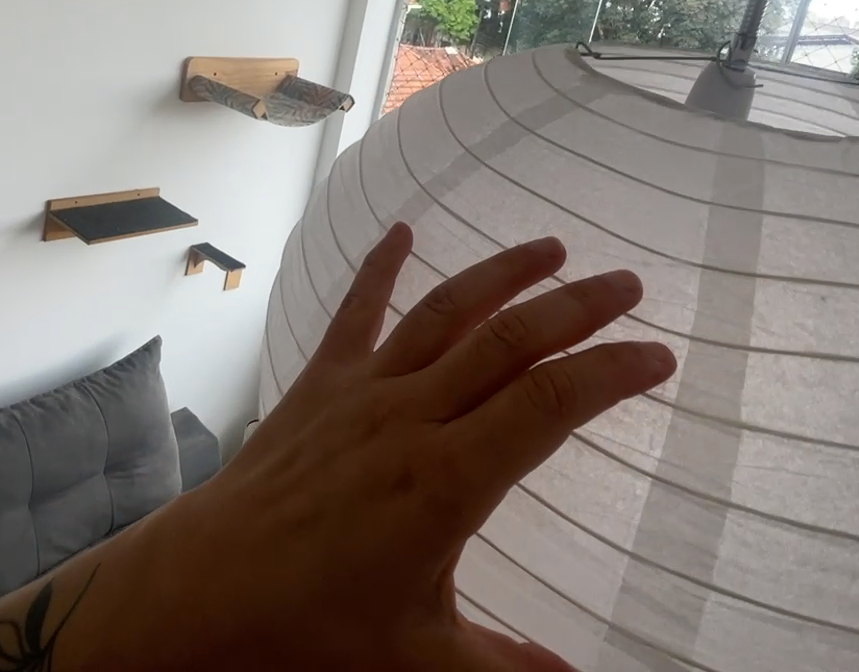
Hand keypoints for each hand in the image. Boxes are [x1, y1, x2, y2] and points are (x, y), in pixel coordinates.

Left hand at [0, 226, 676, 671]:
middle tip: (626, 281)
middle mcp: (409, 417)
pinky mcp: (320, 383)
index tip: (658, 355)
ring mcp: (361, 390)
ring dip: (499, 273)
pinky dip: (380, 267)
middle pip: (508, 341)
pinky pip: (355, 312)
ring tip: (549, 246)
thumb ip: (504, 668)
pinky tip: (402, 230)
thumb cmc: (304, 632)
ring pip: (444, 312)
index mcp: (445, 481)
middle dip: (574, 307)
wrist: (200, 593)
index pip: (548, 407)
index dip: (608, 374)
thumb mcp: (417, 663)